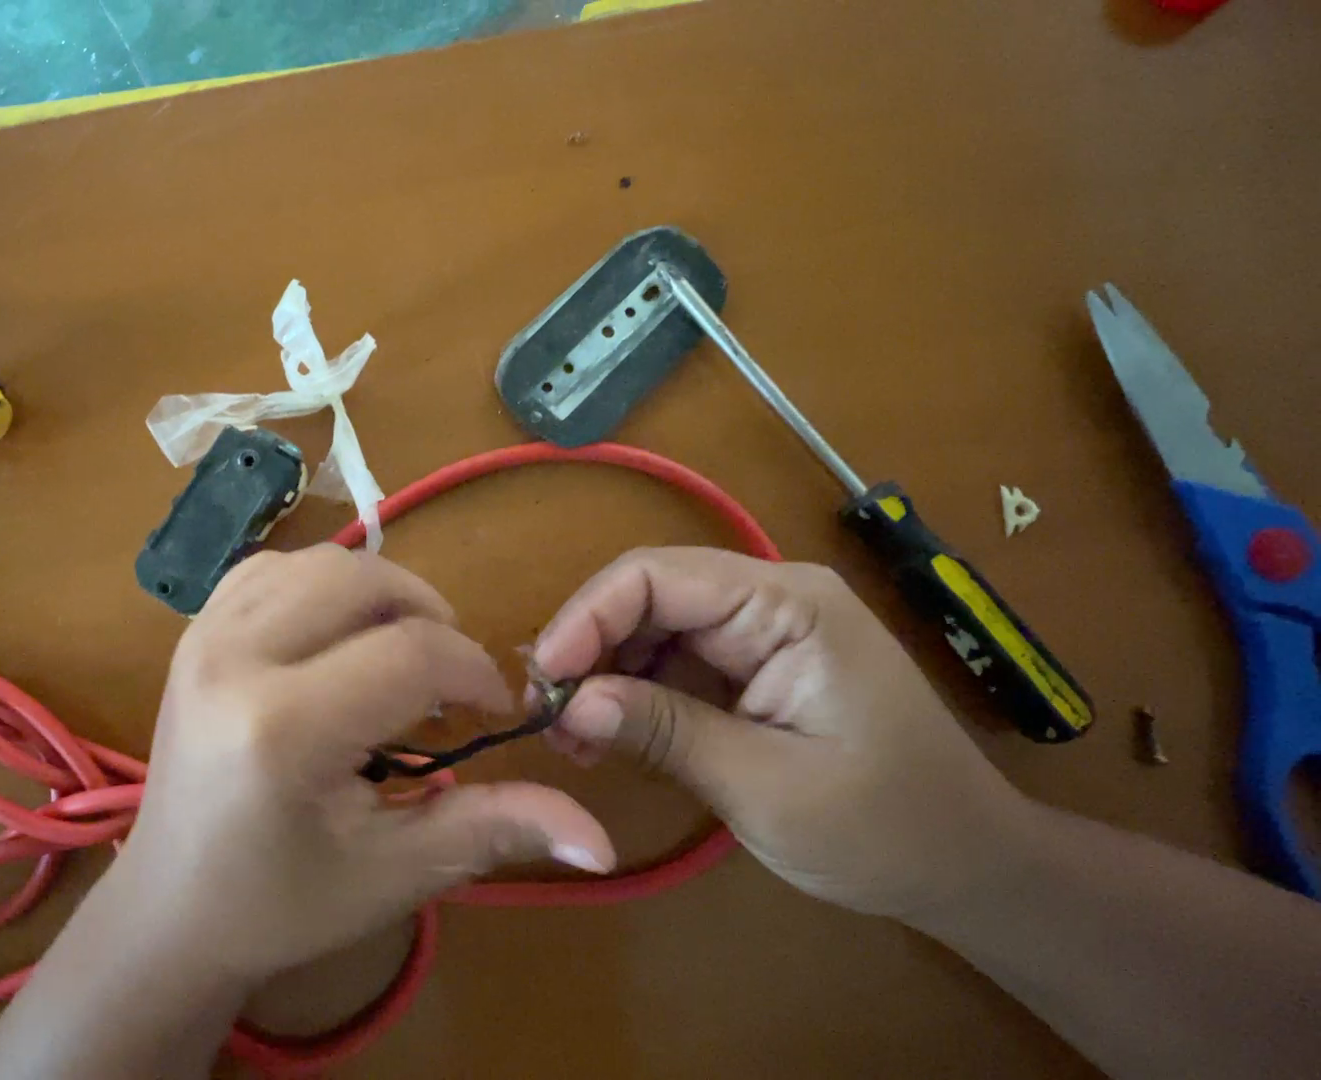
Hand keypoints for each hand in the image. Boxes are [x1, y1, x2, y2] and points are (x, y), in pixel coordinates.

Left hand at [115, 544, 614, 981]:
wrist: (170, 910)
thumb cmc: (282, 903)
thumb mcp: (395, 873)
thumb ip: (495, 831)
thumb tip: (600, 840)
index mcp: (282, 727)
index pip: (411, 652)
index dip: (472, 670)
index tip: (491, 709)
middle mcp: (232, 659)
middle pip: (362, 579)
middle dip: (428, 616)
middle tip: (447, 677)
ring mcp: (201, 637)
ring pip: (318, 563)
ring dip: (378, 593)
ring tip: (400, 651)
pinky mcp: (191, 633)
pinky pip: (269, 569)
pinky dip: (319, 585)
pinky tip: (337, 636)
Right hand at [531, 547, 1033, 919]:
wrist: (966, 868)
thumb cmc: (885, 827)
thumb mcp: (766, 785)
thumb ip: (665, 731)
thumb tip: (572, 702)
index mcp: (787, 604)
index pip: (656, 576)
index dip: (586, 617)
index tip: (544, 679)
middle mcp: (766, 600)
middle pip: (644, 597)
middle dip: (587, 650)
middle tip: (546, 716)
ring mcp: (754, 633)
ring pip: (645, 630)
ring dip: (599, 677)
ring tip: (568, 738)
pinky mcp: (744, 667)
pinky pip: (665, 664)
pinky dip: (626, 697)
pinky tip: (600, 736)